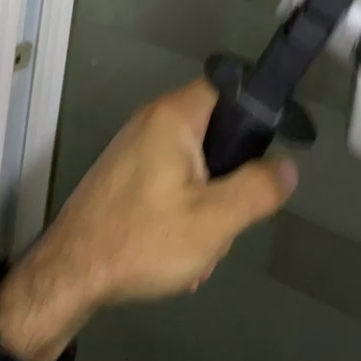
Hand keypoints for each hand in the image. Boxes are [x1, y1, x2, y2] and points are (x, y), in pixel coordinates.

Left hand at [0, 79, 298, 360]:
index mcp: (173, 116)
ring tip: (200, 245)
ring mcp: (135, 147)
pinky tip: (177, 250)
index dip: (253, 114)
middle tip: (226, 216)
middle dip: (227, 177)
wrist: (72, 271)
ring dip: (205, 205)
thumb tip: (288, 166)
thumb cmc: (143, 239)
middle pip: (213, 132)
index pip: (227, 88)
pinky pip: (170, 181)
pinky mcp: (125, 174)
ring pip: (193, 165)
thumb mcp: (214, 220)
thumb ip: (257, 189)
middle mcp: (151, 120)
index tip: (263, 155)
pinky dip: (181, 212)